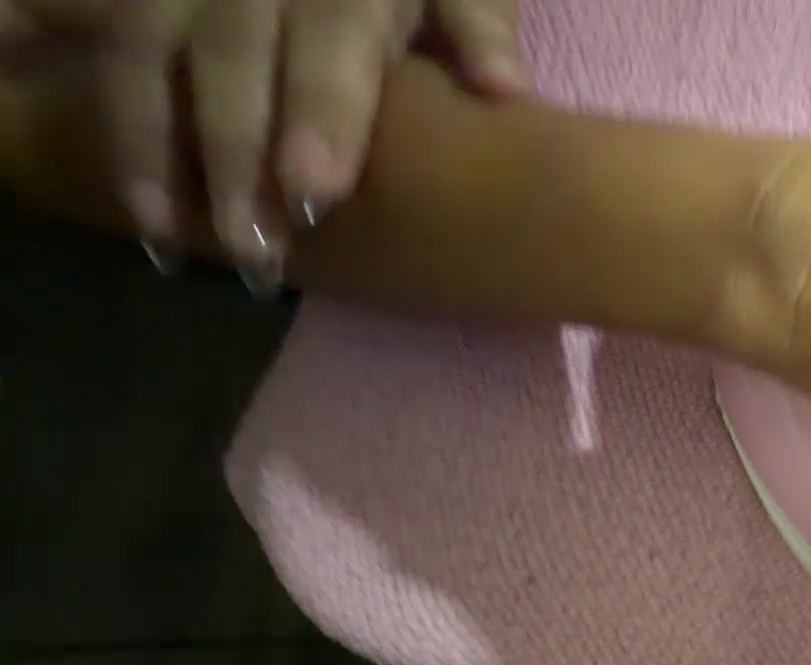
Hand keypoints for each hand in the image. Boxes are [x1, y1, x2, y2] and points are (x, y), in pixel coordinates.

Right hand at [3, 0, 524, 281]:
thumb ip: (474, 24)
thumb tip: (505, 90)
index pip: (329, 54)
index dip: (320, 120)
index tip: (316, 194)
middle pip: (228, 63)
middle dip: (233, 158)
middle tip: (253, 251)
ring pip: (141, 46)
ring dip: (146, 142)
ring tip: (166, 234)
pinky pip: (85, 16)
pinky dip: (60, 72)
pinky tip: (61, 132)